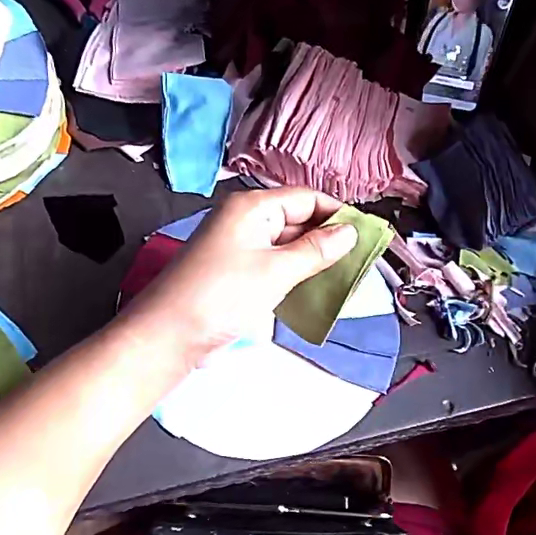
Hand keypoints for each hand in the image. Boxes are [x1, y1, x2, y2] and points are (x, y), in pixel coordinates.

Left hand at [122, 188, 357, 361]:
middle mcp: (245, 221)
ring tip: (344, 277)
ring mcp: (240, 248)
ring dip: (314, 260)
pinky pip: (275, 266)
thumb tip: (349, 232)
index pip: (306, 198)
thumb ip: (316, 250)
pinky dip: (296, 275)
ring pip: (288, 246)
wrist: (167, 336)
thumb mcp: (276, 270)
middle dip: (328, 239)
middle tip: (361, 261)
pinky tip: (315, 291)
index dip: (338, 214)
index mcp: (252, 207)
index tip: (367, 234)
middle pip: (298, 220)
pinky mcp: (236, 274)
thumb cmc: (220, 296)